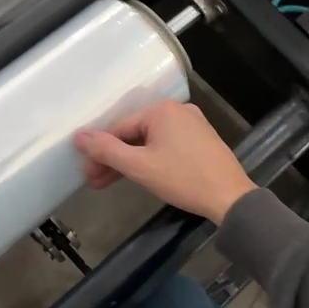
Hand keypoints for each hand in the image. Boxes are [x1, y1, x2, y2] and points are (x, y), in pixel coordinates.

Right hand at [74, 101, 257, 222]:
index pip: (119, 128)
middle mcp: (178, 111)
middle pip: (135, 134)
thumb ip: (107, 150)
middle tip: (94, 182)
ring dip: (130, 162)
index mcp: (162, 110)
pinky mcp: (201, 141)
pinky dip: (150, 160)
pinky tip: (138, 175)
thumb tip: (78, 136)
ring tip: (108, 183)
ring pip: (150, 141)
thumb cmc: (183, 179)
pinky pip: (167, 145)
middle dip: (113, 159)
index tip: (87, 174)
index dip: (99, 152)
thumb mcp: (140, 166)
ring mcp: (193, 125)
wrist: (230, 197)